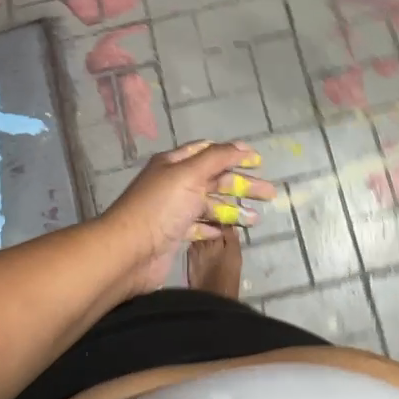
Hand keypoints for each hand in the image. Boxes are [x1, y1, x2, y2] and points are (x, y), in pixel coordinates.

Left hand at [104, 141, 275, 293]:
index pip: (208, 152)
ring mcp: (173, 211)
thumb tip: (242, 146)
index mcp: (174, 163)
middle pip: (213, 179)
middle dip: (241, 184)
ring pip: (209, 205)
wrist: (129, 252)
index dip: (233, 154)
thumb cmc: (160, 207)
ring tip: (256, 219)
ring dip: (233, 208)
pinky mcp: (174, 235)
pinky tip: (229, 231)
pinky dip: (215, 227)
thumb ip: (217, 158)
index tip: (258, 161)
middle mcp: (174, 184)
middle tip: (269, 194)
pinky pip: (199, 227)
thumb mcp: (190, 174)